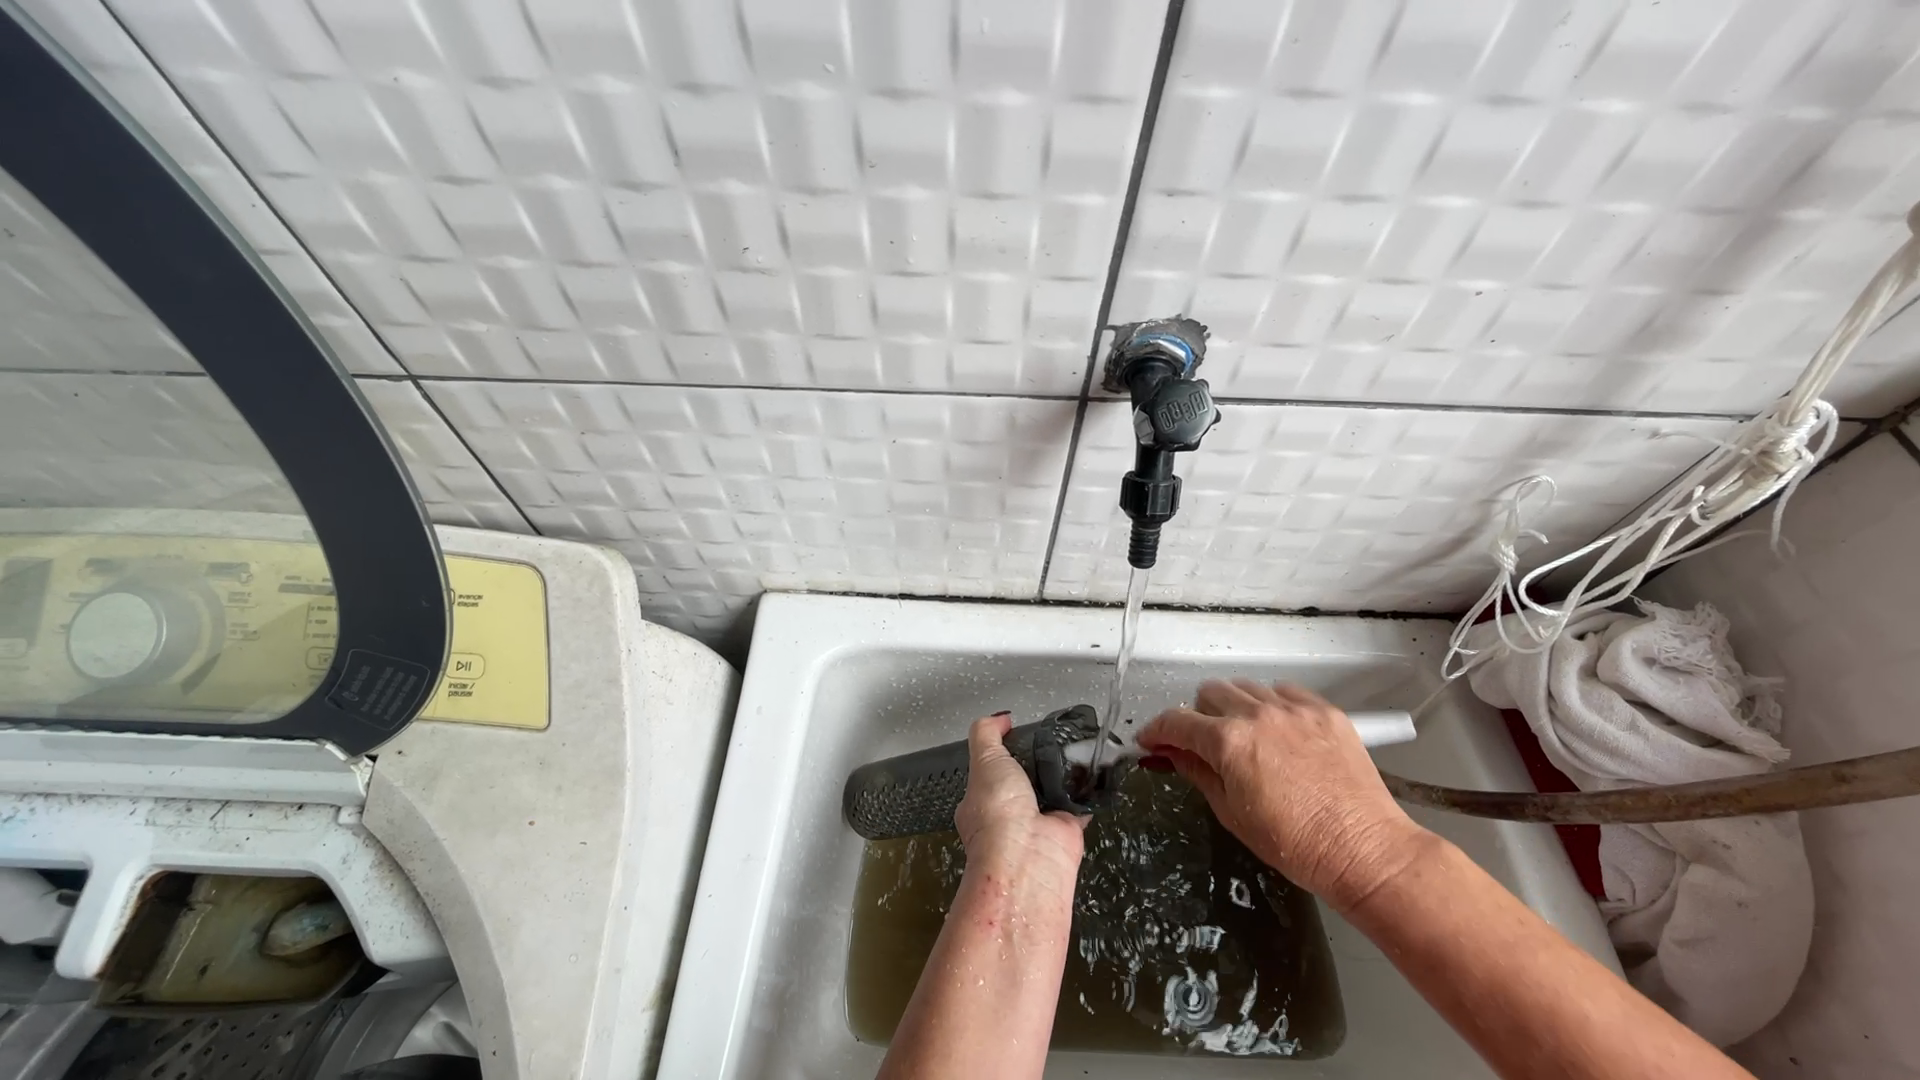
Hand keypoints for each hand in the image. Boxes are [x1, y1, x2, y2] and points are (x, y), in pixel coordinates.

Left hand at [954, 712, 1086, 877]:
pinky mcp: (1067, 827)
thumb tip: (1000, 719)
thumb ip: (987, 734)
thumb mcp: (984, 760)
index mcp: (981, 800)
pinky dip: (1086, 790)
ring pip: (1051, 789)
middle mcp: (1009, 813)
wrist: (1028, 856)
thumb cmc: (996, 811)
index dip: (1002, 750)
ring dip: (1062, 773)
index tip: (1018, 732)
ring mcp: (1038, 821)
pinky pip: (1078, 803)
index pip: (990, 769)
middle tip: (1052, 738)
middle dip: (1035, 762)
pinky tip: (1093, 771)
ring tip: (1074, 748)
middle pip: (1023, 778)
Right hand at [1138, 679, 1432, 909]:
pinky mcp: (1325, 711)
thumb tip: (1171, 755)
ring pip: (1245, 687)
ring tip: (1243, 736)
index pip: (1176, 721)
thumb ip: (1197, 773)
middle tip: (1202, 743)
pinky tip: (1278, 731)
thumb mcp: (1231, 813)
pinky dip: (1272, 704)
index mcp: (1228, 741)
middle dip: (1197, 716)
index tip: (1150, 740)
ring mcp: (1294, 709)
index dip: (1156, 730)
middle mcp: (1258, 714)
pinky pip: (1284, 691)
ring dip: (1234, 706)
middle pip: (1209, 692)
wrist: (1363, 849)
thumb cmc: (1294, 843)